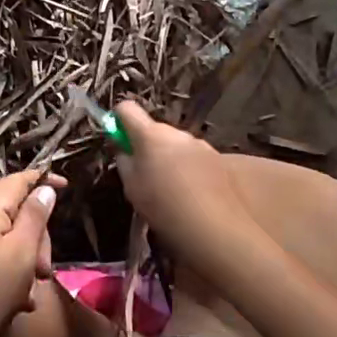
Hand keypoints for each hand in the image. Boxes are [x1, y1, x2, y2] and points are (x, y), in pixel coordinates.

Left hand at [0, 171, 60, 336]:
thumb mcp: (22, 251)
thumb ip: (35, 215)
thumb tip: (45, 188)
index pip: (18, 180)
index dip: (43, 180)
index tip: (67, 186)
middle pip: (17, 210)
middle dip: (36, 238)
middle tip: (43, 269)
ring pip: (10, 233)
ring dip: (27, 259)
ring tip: (29, 290)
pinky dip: (12, 268)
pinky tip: (18, 297)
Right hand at [112, 101, 249, 258]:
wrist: (213, 227)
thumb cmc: (162, 205)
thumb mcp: (131, 185)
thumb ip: (124, 160)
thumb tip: (123, 148)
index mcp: (150, 134)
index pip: (126, 108)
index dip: (118, 120)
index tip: (118, 140)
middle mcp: (176, 132)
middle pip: (154, 129)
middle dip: (147, 145)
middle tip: (143, 173)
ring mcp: (200, 145)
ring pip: (176, 144)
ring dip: (169, 157)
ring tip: (169, 188)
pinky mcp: (218, 160)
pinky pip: (194, 158)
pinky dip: (188, 169)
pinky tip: (189, 193)